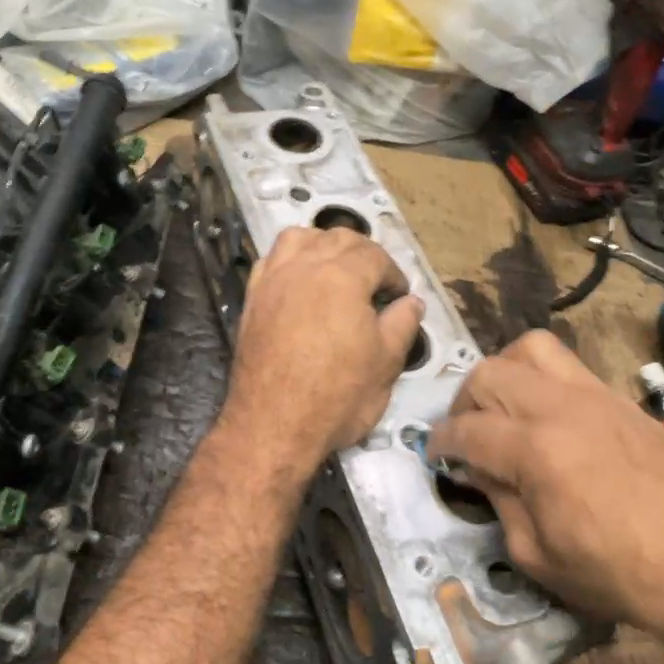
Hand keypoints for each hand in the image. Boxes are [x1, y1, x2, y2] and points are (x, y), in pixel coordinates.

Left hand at [220, 227, 423, 476]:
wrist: (273, 425)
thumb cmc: (336, 397)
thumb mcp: (385, 364)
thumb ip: (401, 324)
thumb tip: (411, 303)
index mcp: (342, 277)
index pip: (374, 256)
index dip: (392, 273)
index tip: (399, 296)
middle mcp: (304, 267)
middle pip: (336, 237)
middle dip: (362, 253)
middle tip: (375, 282)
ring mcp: (272, 281)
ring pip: (298, 238)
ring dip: (322, 244)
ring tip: (335, 269)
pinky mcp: (252, 300)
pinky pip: (270, 260)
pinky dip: (289, 259)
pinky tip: (299, 280)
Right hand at [429, 331, 663, 643]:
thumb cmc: (624, 576)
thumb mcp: (540, 557)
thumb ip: (500, 504)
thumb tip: (482, 473)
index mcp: (536, 451)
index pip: (466, 430)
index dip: (440, 442)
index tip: (434, 454)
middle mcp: (561, 408)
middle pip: (489, 375)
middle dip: (463, 403)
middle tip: (466, 435)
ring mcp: (597, 397)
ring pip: (530, 349)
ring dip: (503, 373)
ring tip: (502, 409)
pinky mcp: (623, 401)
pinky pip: (568, 366)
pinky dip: (541, 380)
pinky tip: (546, 419)